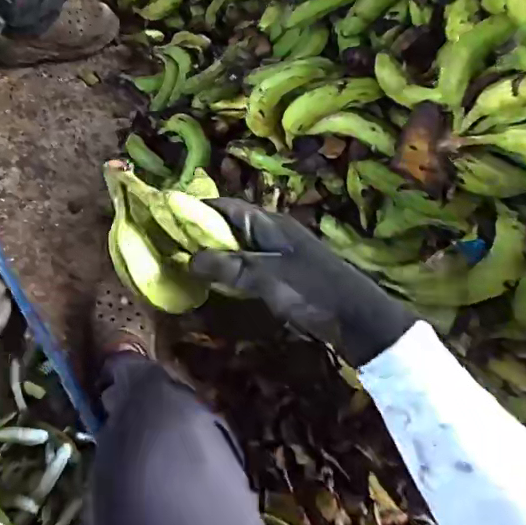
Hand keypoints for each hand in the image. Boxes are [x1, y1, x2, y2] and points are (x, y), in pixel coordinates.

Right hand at [189, 198, 416, 365]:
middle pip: (230, 224)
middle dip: (202, 231)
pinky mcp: (285, 274)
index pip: (226, 206)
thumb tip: (189, 257)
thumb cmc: (311, 290)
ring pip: (239, 245)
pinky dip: (231, 269)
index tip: (167, 216)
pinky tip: (218, 282)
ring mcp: (280, 253)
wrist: (358, 318)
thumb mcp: (265, 277)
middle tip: (170, 244)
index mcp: (269, 223)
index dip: (197, 209)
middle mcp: (272, 232)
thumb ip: (228, 266)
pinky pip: (249, 263)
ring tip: (186, 263)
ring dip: (216, 252)